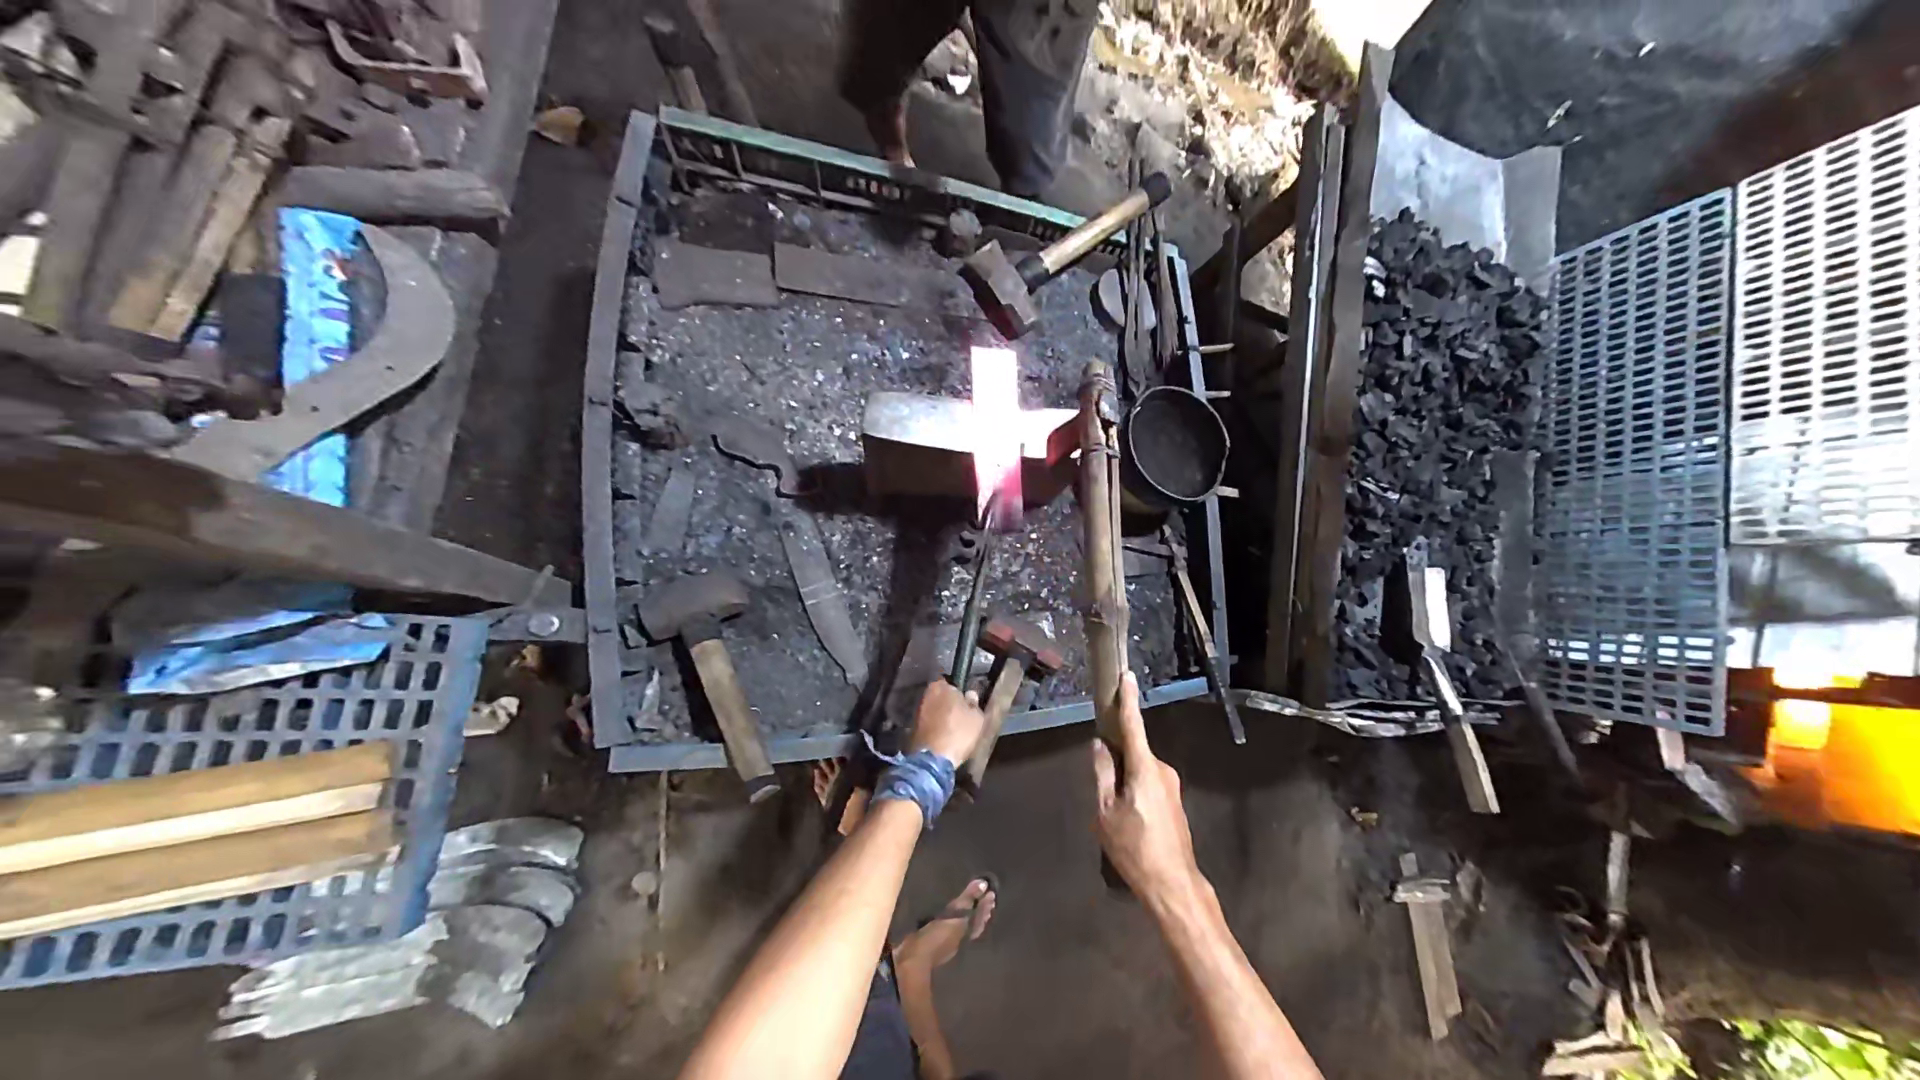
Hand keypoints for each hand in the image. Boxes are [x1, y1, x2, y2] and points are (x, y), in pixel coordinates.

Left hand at [909, 680, 985, 765]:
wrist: (933, 759)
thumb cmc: (958, 732)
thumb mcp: (977, 717)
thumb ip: (974, 703)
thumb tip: (970, 695)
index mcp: (940, 686)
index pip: (952, 684)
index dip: (960, 695)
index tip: (967, 705)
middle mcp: (925, 695)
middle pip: (942, 697)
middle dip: (949, 705)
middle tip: (961, 717)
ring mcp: (917, 712)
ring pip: (934, 711)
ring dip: (941, 717)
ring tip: (953, 730)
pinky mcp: (913, 728)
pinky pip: (929, 723)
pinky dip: (935, 728)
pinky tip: (943, 738)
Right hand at [1091, 673, 1205, 914]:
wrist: (1173, 885)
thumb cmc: (1135, 848)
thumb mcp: (1106, 812)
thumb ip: (1102, 774)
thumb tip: (1099, 745)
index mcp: (1145, 768)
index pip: (1133, 725)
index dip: (1128, 700)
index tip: (1126, 677)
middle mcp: (1162, 770)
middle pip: (1134, 751)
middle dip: (1116, 758)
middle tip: (1101, 787)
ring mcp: (1172, 786)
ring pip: (1140, 769)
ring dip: (1124, 779)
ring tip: (1113, 814)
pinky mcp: (1174, 801)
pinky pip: (1148, 782)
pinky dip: (1134, 789)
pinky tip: (1127, 820)